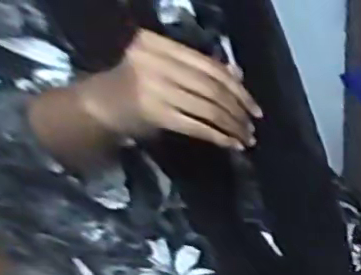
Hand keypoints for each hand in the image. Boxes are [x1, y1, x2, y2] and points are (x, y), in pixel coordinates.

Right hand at [77, 31, 260, 149]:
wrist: (104, 104)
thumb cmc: (143, 85)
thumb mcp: (168, 69)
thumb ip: (201, 69)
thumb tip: (238, 72)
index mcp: (155, 44)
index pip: (210, 67)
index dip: (239, 91)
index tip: (256, 110)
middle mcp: (152, 61)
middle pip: (213, 90)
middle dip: (239, 112)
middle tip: (251, 128)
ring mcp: (152, 87)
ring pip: (210, 110)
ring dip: (235, 128)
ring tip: (246, 138)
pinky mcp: (155, 112)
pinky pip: (199, 127)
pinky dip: (222, 138)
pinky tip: (234, 145)